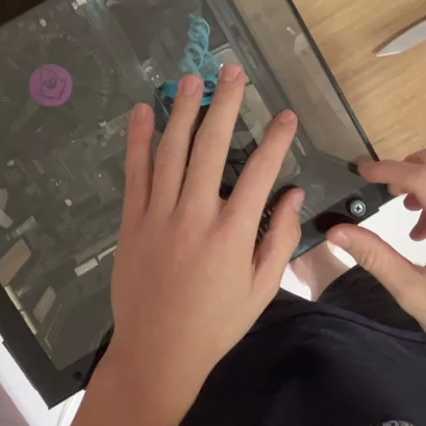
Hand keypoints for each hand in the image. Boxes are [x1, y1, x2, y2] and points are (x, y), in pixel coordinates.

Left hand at [104, 64, 303, 411]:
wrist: (157, 353)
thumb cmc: (216, 324)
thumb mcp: (262, 288)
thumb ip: (279, 238)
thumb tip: (293, 194)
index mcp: (232, 232)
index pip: (260, 171)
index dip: (277, 139)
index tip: (287, 116)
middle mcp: (195, 214)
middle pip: (211, 146)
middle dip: (225, 104)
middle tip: (233, 72)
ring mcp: (158, 215)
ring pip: (171, 151)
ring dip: (183, 111)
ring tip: (193, 79)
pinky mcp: (132, 221)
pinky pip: (135, 173)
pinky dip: (139, 140)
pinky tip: (144, 111)